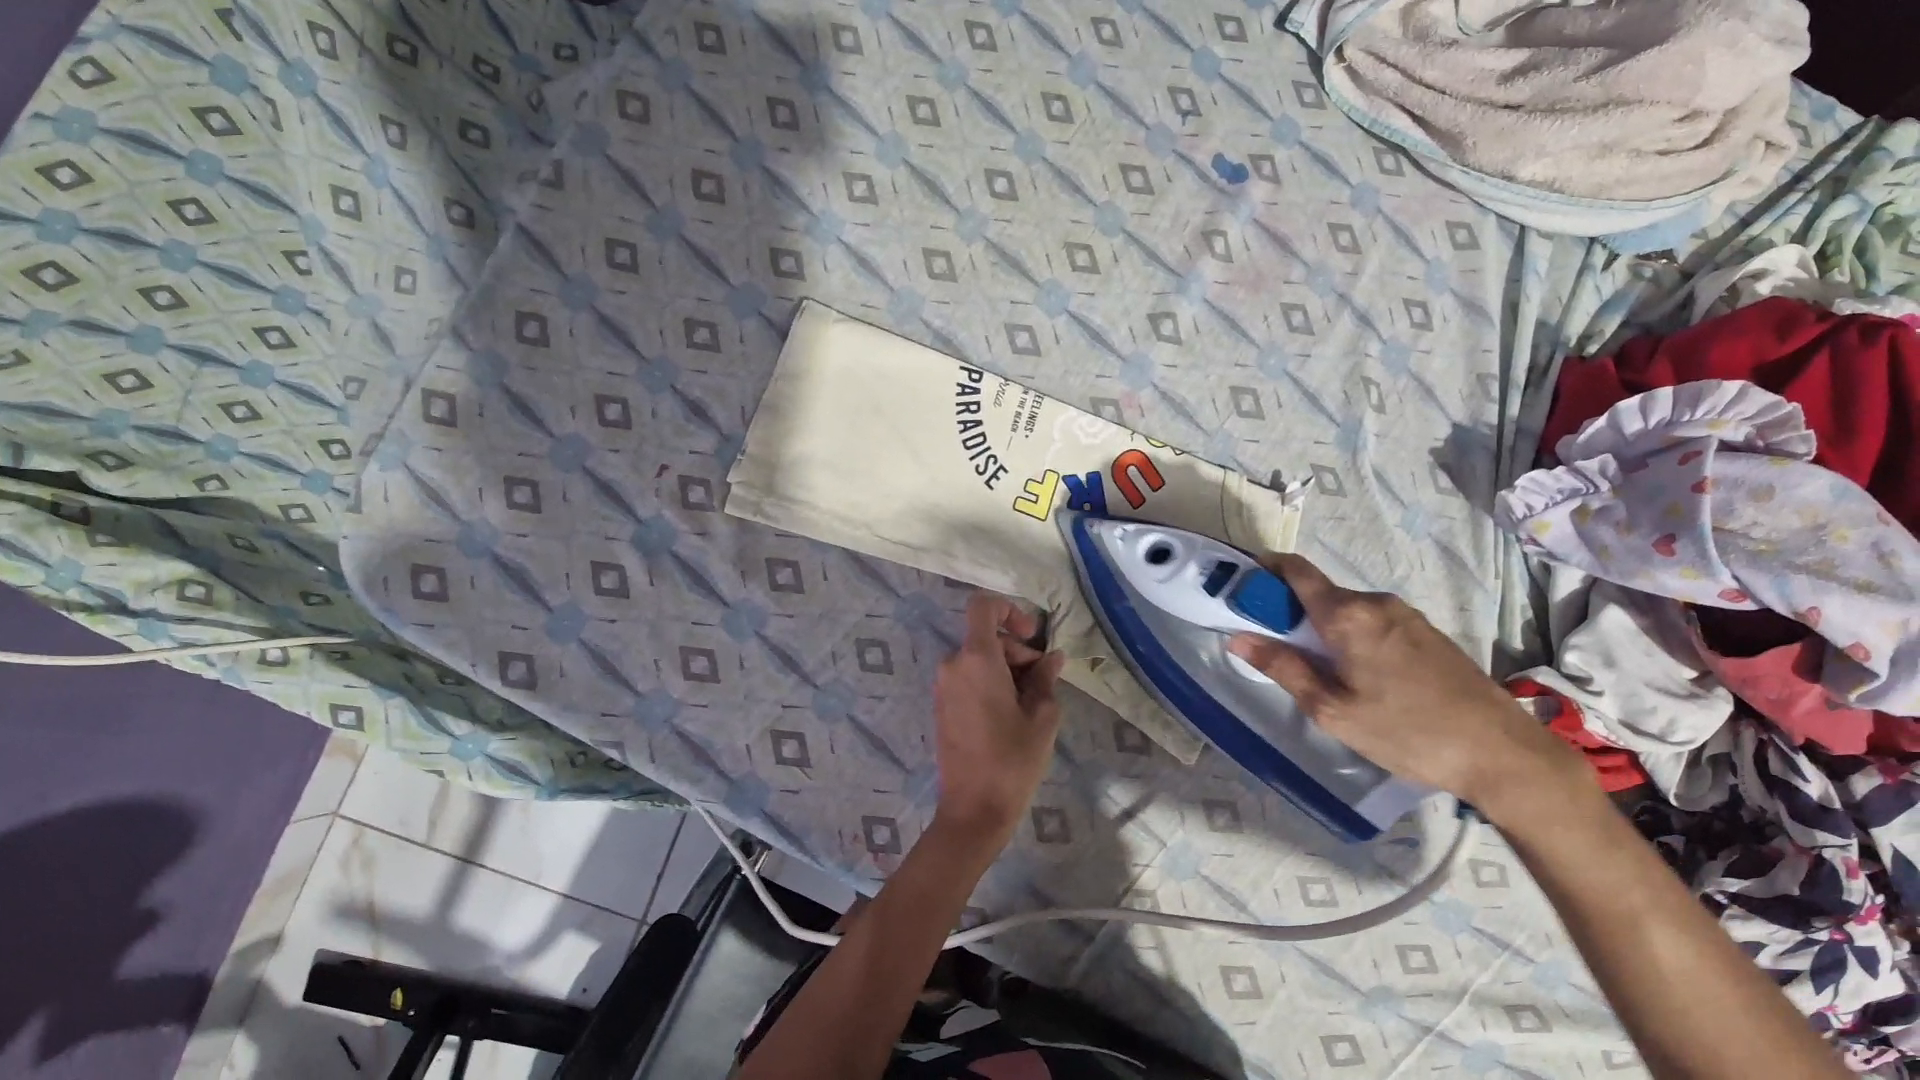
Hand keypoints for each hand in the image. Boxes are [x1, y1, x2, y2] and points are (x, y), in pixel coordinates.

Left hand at [932, 592, 1066, 847]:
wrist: (973, 810)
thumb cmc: (1012, 760)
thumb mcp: (1042, 717)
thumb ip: (1045, 679)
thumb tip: (1050, 658)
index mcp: (976, 659)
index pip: (983, 606)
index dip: (1010, 611)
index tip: (1032, 637)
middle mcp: (953, 665)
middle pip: (985, 636)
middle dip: (1017, 650)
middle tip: (1043, 682)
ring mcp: (943, 687)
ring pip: (978, 659)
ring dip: (1006, 669)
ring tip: (1032, 703)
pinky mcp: (942, 707)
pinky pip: (968, 679)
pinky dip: (990, 683)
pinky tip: (1012, 714)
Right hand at [1227, 554, 1586, 818]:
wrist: (1499, 751)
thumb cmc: (1406, 732)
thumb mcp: (1332, 710)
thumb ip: (1284, 669)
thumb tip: (1240, 639)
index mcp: (1348, 615)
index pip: (1296, 571)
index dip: (1264, 570)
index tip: (1242, 589)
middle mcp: (1376, 603)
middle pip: (1320, 594)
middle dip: (1290, 613)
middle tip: (1275, 653)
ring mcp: (1406, 616)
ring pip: (1347, 612)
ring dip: (1323, 630)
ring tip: (1319, 676)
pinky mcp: (1427, 633)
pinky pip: (1373, 624)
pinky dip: (1351, 639)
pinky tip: (1359, 679)